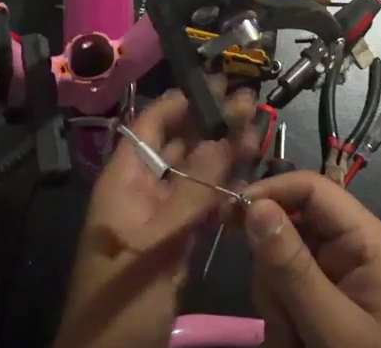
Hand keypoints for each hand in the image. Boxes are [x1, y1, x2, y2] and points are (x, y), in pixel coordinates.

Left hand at [54, 89, 256, 347]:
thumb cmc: (120, 297)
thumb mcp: (155, 240)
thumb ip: (192, 190)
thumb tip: (225, 138)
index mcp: (124, 178)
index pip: (152, 123)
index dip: (184, 100)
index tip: (221, 83)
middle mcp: (142, 188)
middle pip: (179, 144)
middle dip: (214, 123)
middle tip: (252, 103)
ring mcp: (160, 215)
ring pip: (195, 173)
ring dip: (225, 153)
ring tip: (260, 132)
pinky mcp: (175, 241)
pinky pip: (202, 204)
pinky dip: (224, 190)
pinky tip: (250, 178)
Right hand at [239, 171, 380, 347]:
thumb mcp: (335, 327)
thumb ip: (293, 269)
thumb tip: (254, 205)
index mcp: (365, 238)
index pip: (311, 188)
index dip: (270, 192)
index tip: (230, 215)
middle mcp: (348, 248)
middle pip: (288, 228)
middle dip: (274, 273)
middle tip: (282, 318)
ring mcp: (333, 276)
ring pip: (278, 264)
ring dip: (276, 306)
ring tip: (295, 341)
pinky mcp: (322, 302)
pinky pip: (283, 294)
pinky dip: (281, 322)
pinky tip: (294, 343)